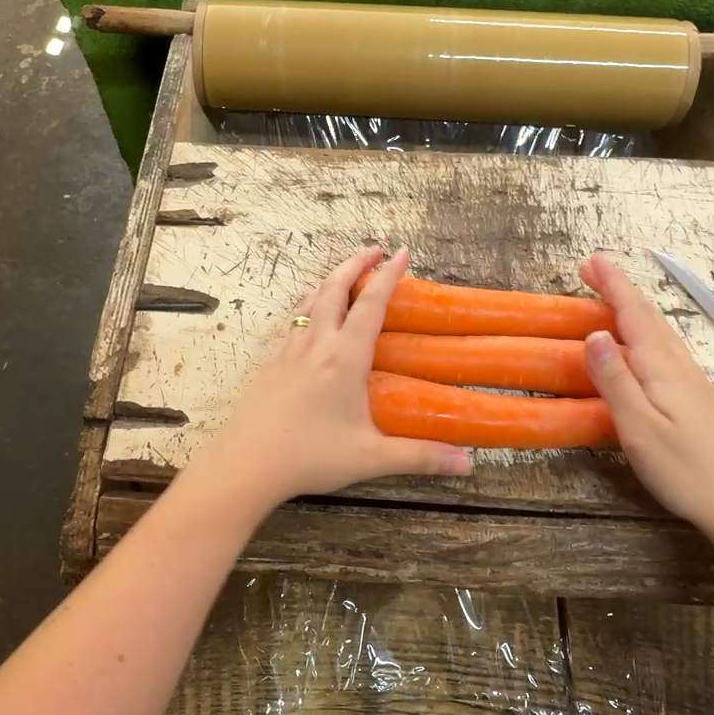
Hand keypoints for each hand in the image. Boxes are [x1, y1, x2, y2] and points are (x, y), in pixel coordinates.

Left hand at [181, 247, 473, 512]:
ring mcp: (287, 350)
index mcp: (344, 357)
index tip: (401, 253)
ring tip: (344, 274)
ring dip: (330, 280)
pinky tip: (308, 318)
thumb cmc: (310, 457)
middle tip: (373, 250)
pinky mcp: (269, 363)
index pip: (371, 304)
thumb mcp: (371, 458)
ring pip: (309, 301)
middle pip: (334, 288)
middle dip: (355, 263)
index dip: (388, 275)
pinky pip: (292, 322)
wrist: (246, 463)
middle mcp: (316, 344)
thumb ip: (420, 457)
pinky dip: (308, 306)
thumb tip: (468, 464)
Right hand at [579, 253, 713, 547]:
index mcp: (662, 368)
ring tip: (613, 296)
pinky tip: (643, 346)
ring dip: (635, 309)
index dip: (613, 285)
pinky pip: (667, 351)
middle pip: (649, 317)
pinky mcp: (697, 401)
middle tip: (594, 269)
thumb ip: (615, 380)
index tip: (591, 260)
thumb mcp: (639, 427)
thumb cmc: (686, 469)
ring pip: (661, 333)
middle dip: (621, 290)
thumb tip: (594, 334)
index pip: (634, 314)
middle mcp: (680, 367)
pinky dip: (647, 333)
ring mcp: (693, 383)